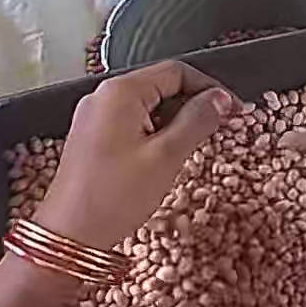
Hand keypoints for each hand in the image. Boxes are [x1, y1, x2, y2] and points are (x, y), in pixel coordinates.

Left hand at [34, 61, 238, 247]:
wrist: (70, 235)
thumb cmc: (116, 196)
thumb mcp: (166, 157)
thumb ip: (197, 121)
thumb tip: (221, 98)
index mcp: (120, 92)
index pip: (176, 72)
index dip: (210, 88)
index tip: (235, 109)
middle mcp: (104, 96)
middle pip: (161, 85)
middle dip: (195, 104)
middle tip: (222, 128)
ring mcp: (95, 117)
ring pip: (149, 105)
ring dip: (178, 120)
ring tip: (198, 145)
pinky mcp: (94, 137)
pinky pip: (134, 122)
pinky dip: (158, 132)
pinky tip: (169, 155)